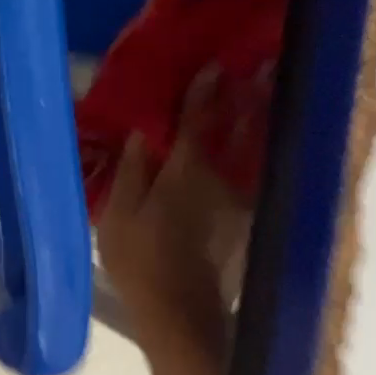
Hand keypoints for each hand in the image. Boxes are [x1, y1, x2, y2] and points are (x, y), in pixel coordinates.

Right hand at [97, 70, 249, 351]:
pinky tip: (251, 142)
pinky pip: (247, 172)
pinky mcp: (241, 216)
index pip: (193, 126)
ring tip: (259, 94)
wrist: (181, 308)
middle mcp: (217, 180)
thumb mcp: (116, 218)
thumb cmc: (137, 262)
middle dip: (242, 99)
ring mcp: (234, 199)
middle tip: (254, 68)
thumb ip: (130, 175)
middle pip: (234, 132)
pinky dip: (249, 151)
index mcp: (181, 176)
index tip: (210, 66)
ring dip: (253, 120)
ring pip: (247, 150)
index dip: (201, 96)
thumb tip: (139, 137)